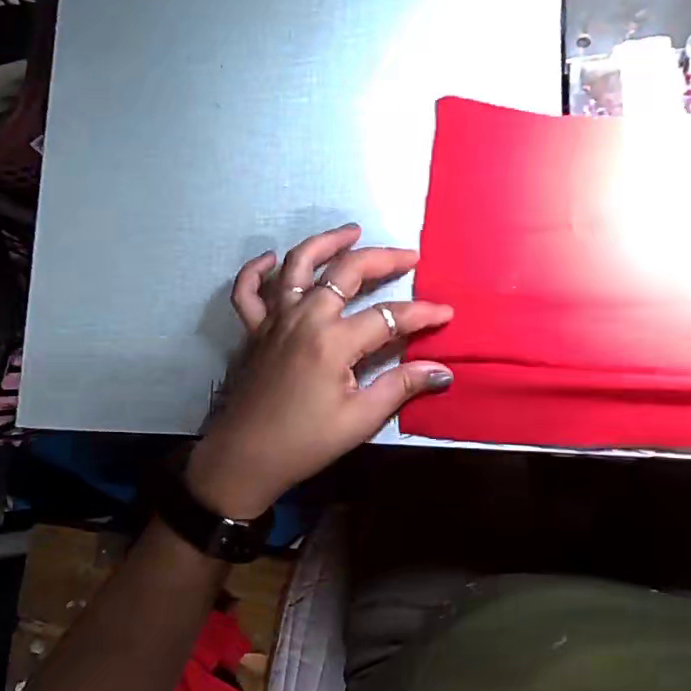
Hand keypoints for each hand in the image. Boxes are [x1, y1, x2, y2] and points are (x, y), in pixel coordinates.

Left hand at [185, 225, 453, 519]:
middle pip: (346, 272)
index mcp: (332, 342)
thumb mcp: (360, 419)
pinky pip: (248, 291)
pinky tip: (272, 260)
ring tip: (351, 232)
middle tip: (408, 256)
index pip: (389, 317)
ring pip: (297, 265)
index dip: (422, 313)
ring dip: (325, 244)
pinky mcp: (254, 331)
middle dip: (382, 259)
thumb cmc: (305, 443)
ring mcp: (274, 320)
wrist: (243, 458)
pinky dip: (257, 271)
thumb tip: (442, 370)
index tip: (446, 313)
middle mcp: (303, 318)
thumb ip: (400, 387)